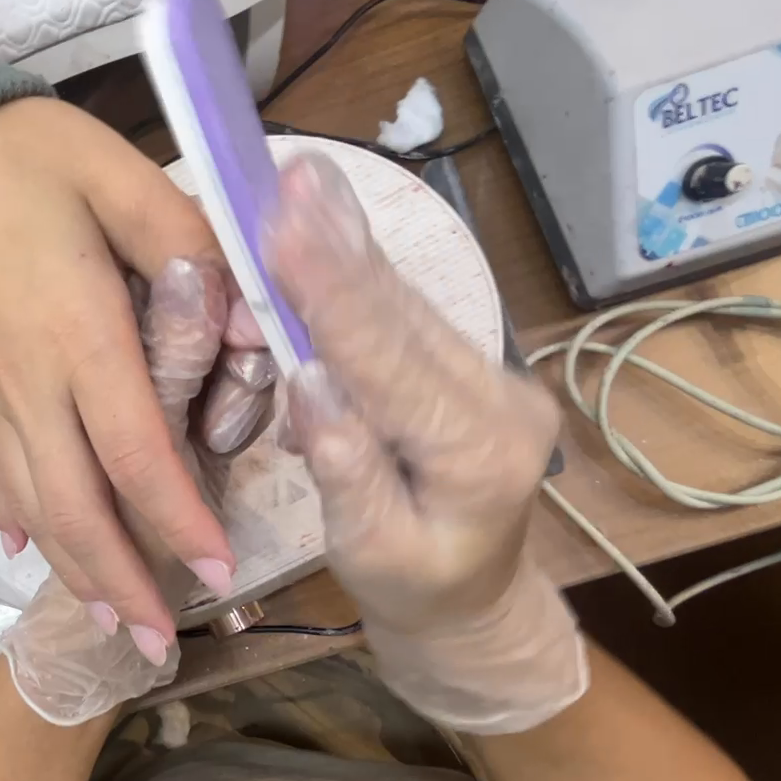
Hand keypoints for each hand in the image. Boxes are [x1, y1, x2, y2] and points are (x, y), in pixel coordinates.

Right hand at [0, 98, 241, 662]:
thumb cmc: (22, 159)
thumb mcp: (121, 178)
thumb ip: (193, 249)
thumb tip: (252, 326)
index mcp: (78, 338)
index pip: (135, 455)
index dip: (177, 521)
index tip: (217, 572)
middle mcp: (29, 389)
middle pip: (75, 510)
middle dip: (119, 583)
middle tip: (156, 645)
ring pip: (31, 507)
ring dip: (71, 572)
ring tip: (105, 623)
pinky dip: (16, 522)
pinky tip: (29, 555)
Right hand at [265, 152, 584, 733]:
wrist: (474, 605)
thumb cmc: (416, 592)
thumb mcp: (370, 550)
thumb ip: (346, 468)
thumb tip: (307, 380)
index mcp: (477, 451)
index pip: (390, 362)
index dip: (334, 293)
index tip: (287, 228)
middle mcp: (494, 397)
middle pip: (402, 316)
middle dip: (342, 244)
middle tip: (295, 175)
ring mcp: (486, 377)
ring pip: (405, 305)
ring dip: (349, 243)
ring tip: (306, 182)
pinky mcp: (463, 371)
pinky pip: (404, 320)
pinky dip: (358, 274)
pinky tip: (329, 228)